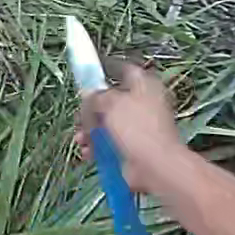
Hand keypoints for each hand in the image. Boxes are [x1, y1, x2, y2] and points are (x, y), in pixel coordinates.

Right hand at [74, 62, 191, 194]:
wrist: (155, 166)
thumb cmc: (136, 127)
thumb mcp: (111, 103)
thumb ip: (97, 95)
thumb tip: (89, 95)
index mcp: (144, 85)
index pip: (124, 69)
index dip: (106, 69)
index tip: (88, 75)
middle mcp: (142, 104)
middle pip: (110, 100)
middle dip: (90, 110)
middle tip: (79, 116)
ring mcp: (137, 128)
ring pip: (106, 124)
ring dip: (89, 131)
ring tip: (81, 139)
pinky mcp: (131, 148)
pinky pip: (108, 143)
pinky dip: (96, 147)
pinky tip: (87, 152)